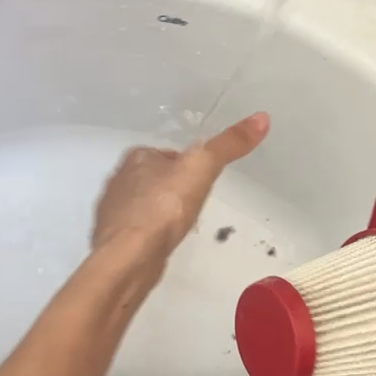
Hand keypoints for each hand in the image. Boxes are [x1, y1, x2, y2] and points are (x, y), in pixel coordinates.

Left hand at [92, 113, 269, 261]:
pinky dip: (149, 235)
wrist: (130, 257)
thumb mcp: (202, 169)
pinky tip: (161, 245)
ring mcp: (114, 213)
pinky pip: (136, 232)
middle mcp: (119, 181)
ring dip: (159, 214)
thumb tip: (262, 118)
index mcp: (137, 157)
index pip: (167, 155)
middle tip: (193, 204)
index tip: (201, 179)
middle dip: (171, 190)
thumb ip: (228, 146)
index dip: (185, 166)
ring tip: (178, 226)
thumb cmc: (163, 208)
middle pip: (153, 180)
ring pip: (143, 206)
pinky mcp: (114, 241)